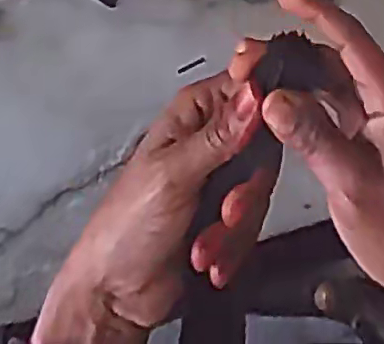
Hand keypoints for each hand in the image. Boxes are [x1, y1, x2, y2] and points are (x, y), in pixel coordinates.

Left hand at [34, 74, 274, 343]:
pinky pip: (257, 215)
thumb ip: (219, 135)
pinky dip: (235, 242)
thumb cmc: (122, 228)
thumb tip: (254, 93)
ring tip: (206, 241)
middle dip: (249, 186)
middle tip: (227, 209)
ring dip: (237, 223)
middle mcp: (214, 135)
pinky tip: (209, 255)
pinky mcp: (231, 206)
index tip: (269, 129)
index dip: (266, 103)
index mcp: (196, 110)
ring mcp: (224, 172)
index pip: (249, 83)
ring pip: (262, 182)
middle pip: (266, 139)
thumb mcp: (172, 175)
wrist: (114, 299)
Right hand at [232, 0, 383, 326]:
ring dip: (292, 71)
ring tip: (253, 70)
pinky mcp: (361, 128)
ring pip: (327, 76)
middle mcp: (383, 95)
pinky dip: (300, 96)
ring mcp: (372, 111)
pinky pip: (327, 99)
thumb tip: (275, 99)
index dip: (318, 12)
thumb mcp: (351, 184)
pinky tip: (273, 100)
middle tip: (250, 52)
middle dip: (292, 45)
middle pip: (334, 54)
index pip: (351, 40)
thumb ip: (313, 138)